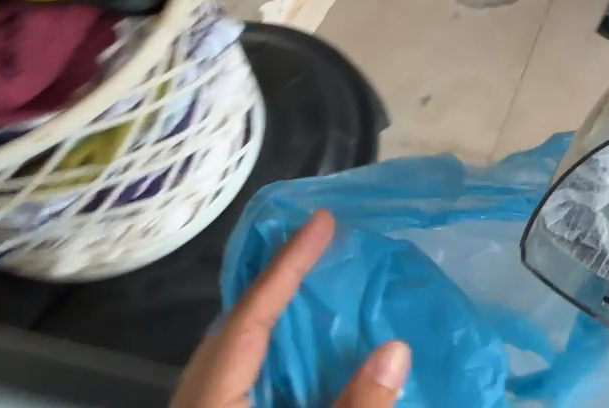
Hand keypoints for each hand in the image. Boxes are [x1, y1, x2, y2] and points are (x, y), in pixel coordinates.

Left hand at [172, 210, 410, 407]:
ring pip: (222, 362)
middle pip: (225, 334)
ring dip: (264, 321)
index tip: (322, 221)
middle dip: (270, 286)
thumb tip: (396, 349)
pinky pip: (226, 385)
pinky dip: (260, 356)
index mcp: (212, 407)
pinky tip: (291, 355)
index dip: (286, 268)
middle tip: (316, 245)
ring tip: (307, 286)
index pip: (247, 322)